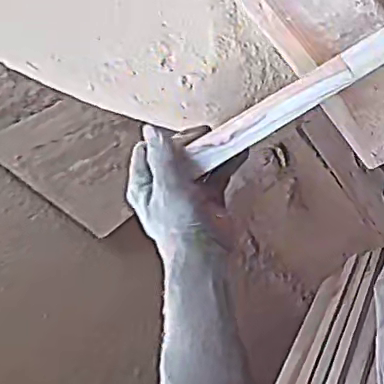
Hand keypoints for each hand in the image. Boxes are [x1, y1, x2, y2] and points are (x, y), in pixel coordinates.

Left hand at [128, 125, 235, 258]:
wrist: (204, 253)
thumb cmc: (178, 227)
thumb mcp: (168, 186)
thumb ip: (162, 158)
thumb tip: (151, 130)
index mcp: (145, 185)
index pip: (150, 151)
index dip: (167, 140)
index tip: (189, 135)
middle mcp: (165, 187)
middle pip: (177, 155)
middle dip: (193, 144)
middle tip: (209, 136)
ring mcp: (188, 193)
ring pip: (200, 164)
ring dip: (212, 152)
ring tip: (225, 140)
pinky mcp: (210, 198)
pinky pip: (219, 175)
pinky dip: (228, 163)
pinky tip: (238, 154)